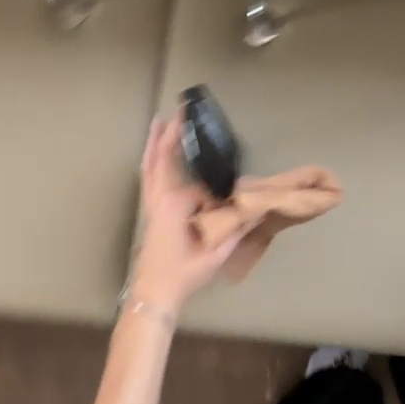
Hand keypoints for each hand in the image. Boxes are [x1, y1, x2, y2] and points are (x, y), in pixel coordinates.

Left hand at [127, 118, 249, 311]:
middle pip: (165, 157)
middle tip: (181, 109)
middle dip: (172, 132)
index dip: (214, 176)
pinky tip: (152, 154)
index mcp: (177, 202)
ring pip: (151, 164)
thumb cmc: (184, 273)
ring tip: (159, 121)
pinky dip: (149, 159)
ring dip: (155, 141)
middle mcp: (161, 195)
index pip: (199, 180)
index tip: (226, 165)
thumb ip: (237, 227)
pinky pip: (147, 175)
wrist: (153, 294)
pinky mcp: (148, 209)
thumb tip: (257, 207)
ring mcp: (151, 201)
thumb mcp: (216, 252)